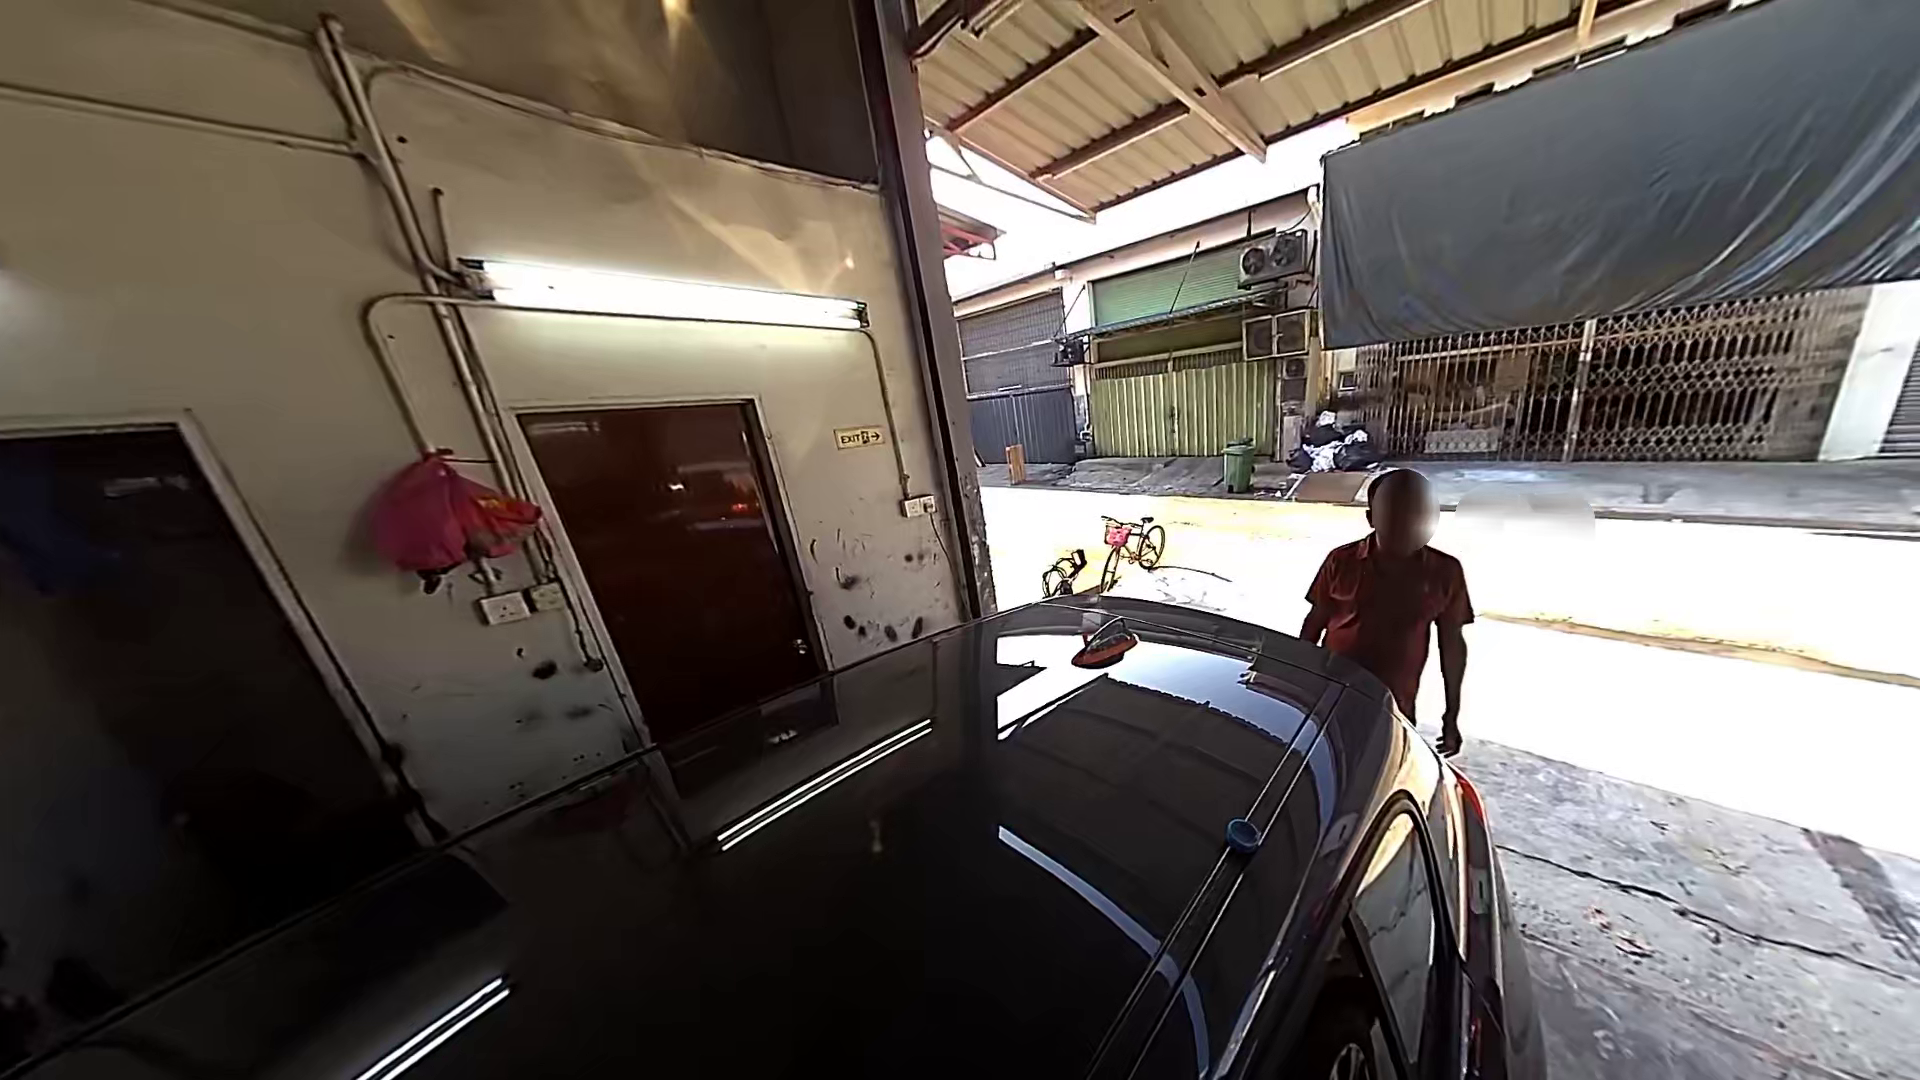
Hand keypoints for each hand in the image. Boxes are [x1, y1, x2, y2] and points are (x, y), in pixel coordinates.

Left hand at [1437, 711, 1461, 756]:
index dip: (1450, 755)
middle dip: (1444, 750)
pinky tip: (1436, 740)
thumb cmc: (1449, 727)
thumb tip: (1448, 751)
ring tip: (1435, 746)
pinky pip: (1446, 737)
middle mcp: (1457, 739)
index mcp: (1458, 741)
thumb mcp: (1448, 736)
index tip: (1444, 757)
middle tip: (1437, 752)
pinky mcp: (1448, 731)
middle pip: (1451, 747)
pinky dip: (1441, 739)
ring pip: (1448, 742)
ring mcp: (1453, 735)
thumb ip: (1448, 744)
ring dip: (1442, 745)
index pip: (1456, 751)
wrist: (1449, 717)